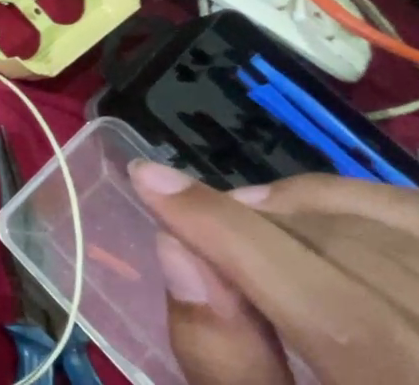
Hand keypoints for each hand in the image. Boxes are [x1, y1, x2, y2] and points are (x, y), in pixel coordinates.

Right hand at [132, 160, 418, 383]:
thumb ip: (224, 360)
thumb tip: (174, 247)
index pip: (339, 313)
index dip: (231, 236)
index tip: (147, 179)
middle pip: (358, 260)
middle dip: (254, 223)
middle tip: (192, 224)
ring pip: (392, 227)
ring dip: (300, 212)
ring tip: (248, 224)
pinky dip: (361, 202)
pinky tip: (315, 218)